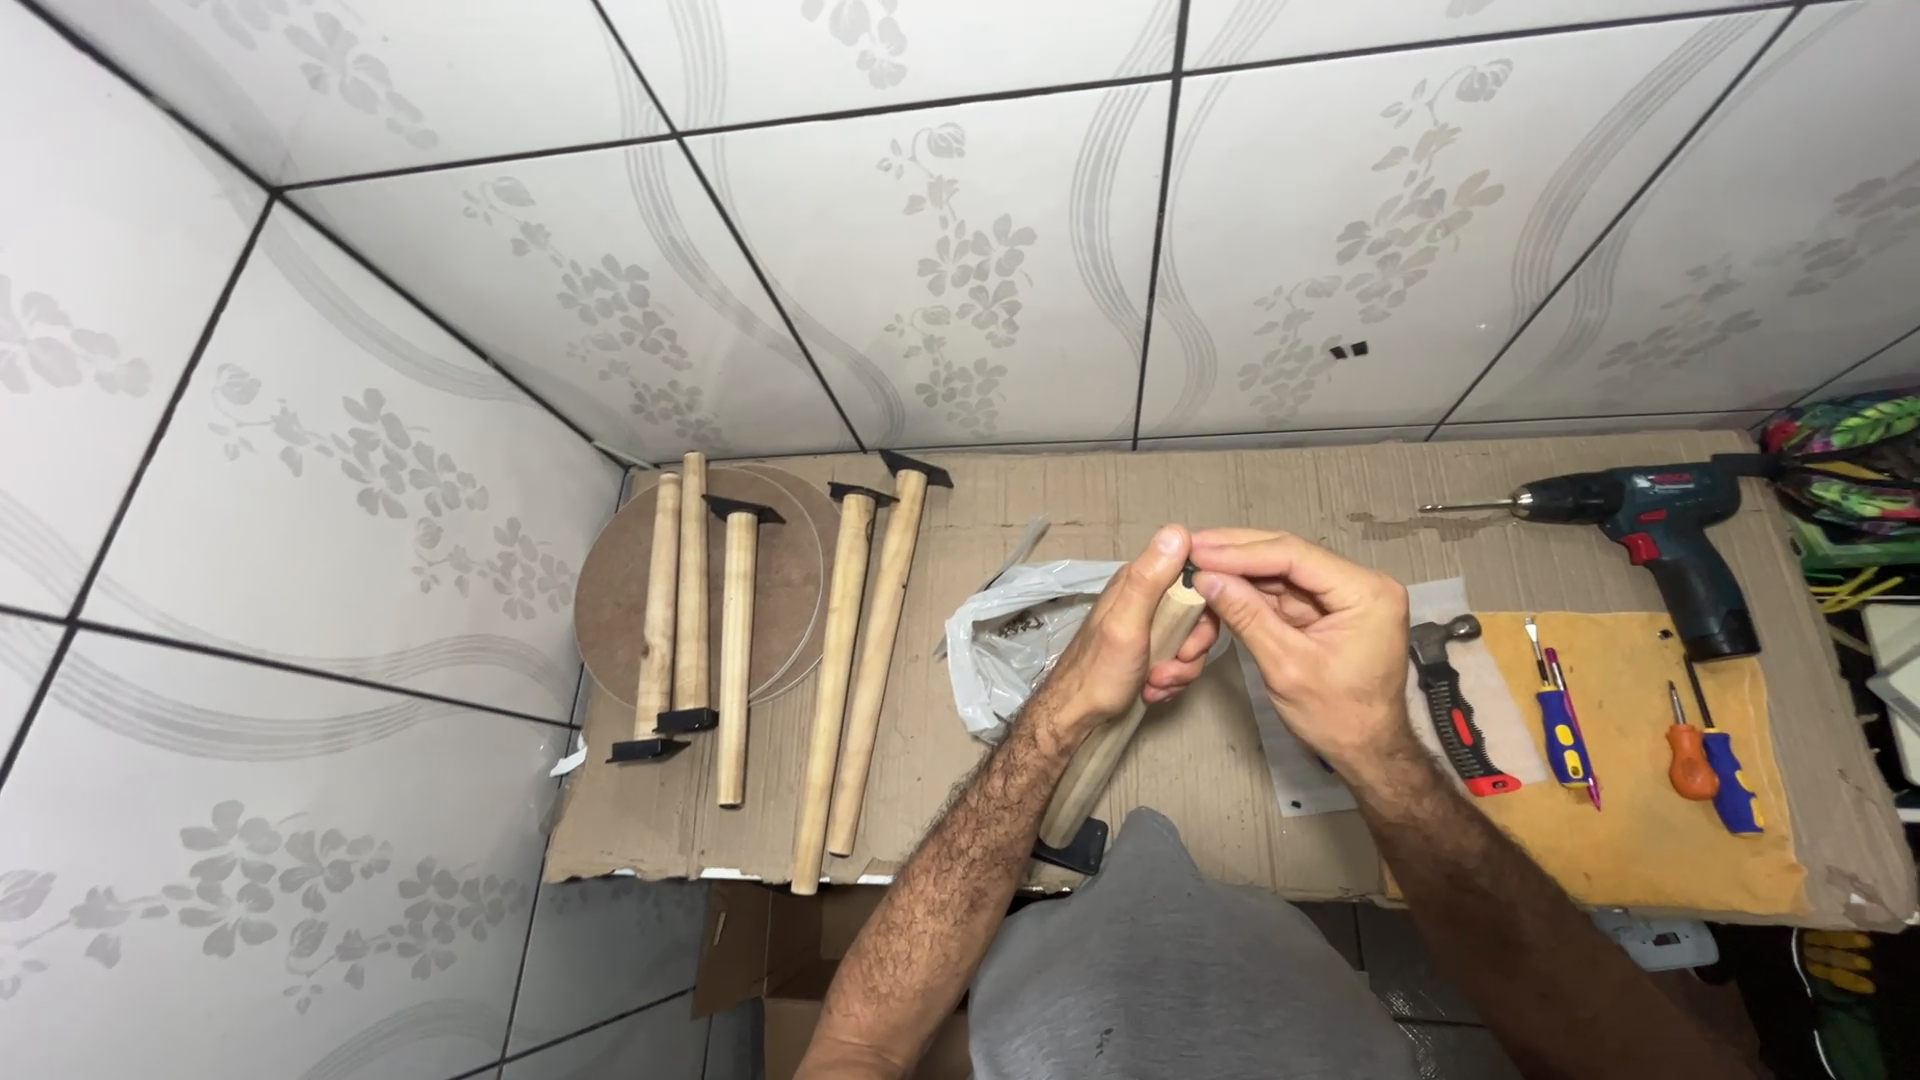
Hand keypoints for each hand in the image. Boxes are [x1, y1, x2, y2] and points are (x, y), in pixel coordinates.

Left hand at [1021, 524, 1219, 754]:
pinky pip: (1180, 658)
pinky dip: (1171, 679)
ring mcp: (1147, 624)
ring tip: (1155, 683)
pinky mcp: (1149, 649)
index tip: (1195, 635)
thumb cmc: (1099, 671)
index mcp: (1138, 581)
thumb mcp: (1126, 624)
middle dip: (1191, 646)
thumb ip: (1151, 580)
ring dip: (1180, 669)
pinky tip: (1152, 690)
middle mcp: (1144, 597)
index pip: (1193, 573)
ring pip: (1190, 639)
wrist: (1077, 715)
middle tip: (1172, 666)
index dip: (1206, 603)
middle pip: (1198, 611)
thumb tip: (1178, 530)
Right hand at [1188, 529, 1415, 772]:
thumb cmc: (1338, 717)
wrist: (1366, 751)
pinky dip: (1246, 586)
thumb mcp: (1286, 666)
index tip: (1198, 550)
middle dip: (1235, 551)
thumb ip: (1246, 616)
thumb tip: (1206, 578)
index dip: (1241, 551)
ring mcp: (1340, 594)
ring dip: (1236, 565)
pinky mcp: (1323, 608)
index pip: (1294, 555)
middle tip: (1190, 545)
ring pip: (1279, 567)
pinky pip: (1280, 588)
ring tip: (1195, 559)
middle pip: (1287, 553)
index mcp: (1365, 593)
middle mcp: (1358, 583)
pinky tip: (1216, 579)